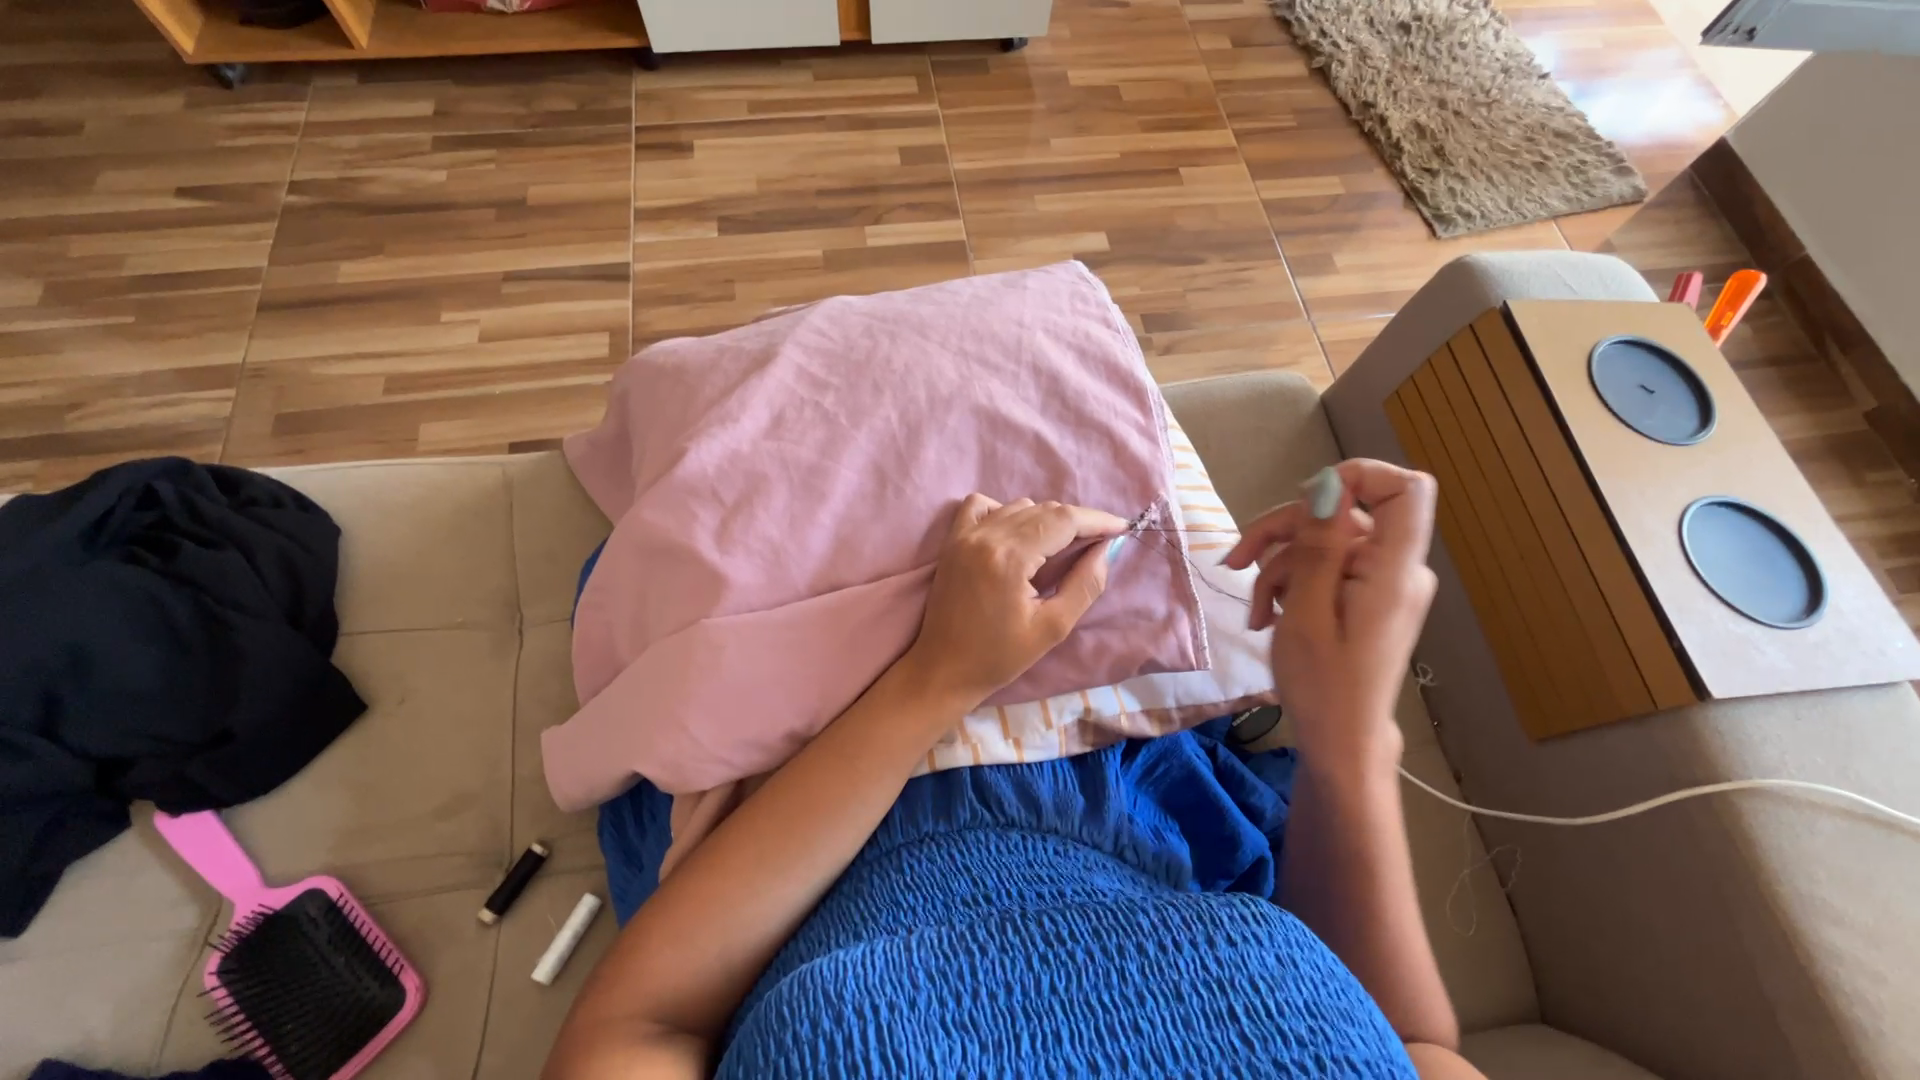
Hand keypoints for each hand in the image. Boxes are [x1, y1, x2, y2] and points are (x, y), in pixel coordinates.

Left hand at [903, 495, 1127, 709]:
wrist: (943, 669)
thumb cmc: (999, 657)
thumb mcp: (1053, 628)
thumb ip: (1084, 584)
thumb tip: (1106, 548)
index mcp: (1010, 558)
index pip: (1064, 520)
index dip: (1098, 520)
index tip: (1121, 527)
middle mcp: (985, 536)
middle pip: (1044, 509)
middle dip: (1076, 522)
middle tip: (1097, 543)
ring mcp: (964, 536)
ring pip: (1018, 506)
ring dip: (1045, 518)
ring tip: (1061, 546)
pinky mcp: (951, 541)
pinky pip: (981, 505)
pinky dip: (1005, 511)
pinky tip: (1017, 534)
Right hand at [1223, 461, 1437, 773]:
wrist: (1340, 743)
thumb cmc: (1322, 685)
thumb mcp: (1305, 612)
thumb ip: (1318, 546)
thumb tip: (1326, 486)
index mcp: (1393, 571)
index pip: (1405, 490)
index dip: (1358, 477)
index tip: (1305, 501)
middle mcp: (1396, 569)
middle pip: (1344, 515)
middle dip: (1285, 533)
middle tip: (1236, 564)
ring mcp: (1382, 585)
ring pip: (1326, 542)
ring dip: (1279, 567)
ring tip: (1255, 610)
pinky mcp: (1366, 599)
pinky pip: (1328, 569)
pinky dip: (1291, 584)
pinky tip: (1268, 616)